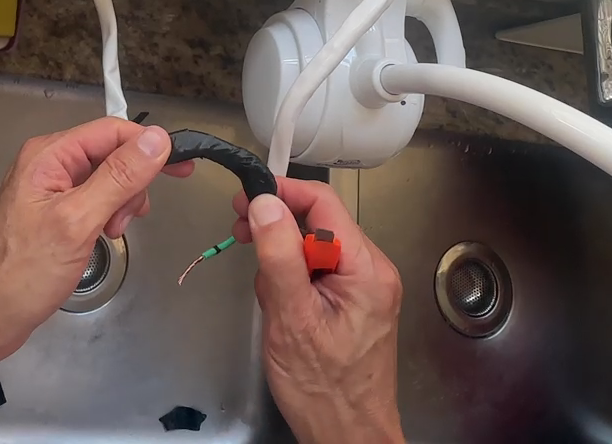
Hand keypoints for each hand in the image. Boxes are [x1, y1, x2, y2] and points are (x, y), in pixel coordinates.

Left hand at [0, 118, 189, 359]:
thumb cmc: (22, 272)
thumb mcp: (78, 221)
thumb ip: (119, 178)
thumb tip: (157, 139)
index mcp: (50, 154)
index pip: (111, 131)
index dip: (148, 146)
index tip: (181, 167)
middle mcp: (49, 163)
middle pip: (110, 153)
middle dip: (131, 182)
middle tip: (129, 218)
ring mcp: (50, 189)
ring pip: (106, 179)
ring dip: (120, 203)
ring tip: (111, 233)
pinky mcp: (53, 213)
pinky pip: (93, 200)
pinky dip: (107, 216)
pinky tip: (103, 237)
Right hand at [232, 178, 404, 443]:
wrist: (347, 439)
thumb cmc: (323, 388)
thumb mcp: (292, 317)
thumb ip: (279, 255)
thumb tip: (264, 201)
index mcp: (366, 267)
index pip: (323, 202)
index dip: (283, 192)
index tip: (246, 197)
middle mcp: (371, 269)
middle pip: (317, 221)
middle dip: (276, 229)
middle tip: (240, 233)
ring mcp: (363, 285)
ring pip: (312, 245)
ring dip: (281, 258)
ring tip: (268, 295)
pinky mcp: (352, 300)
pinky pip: (316, 268)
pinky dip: (291, 277)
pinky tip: (280, 304)